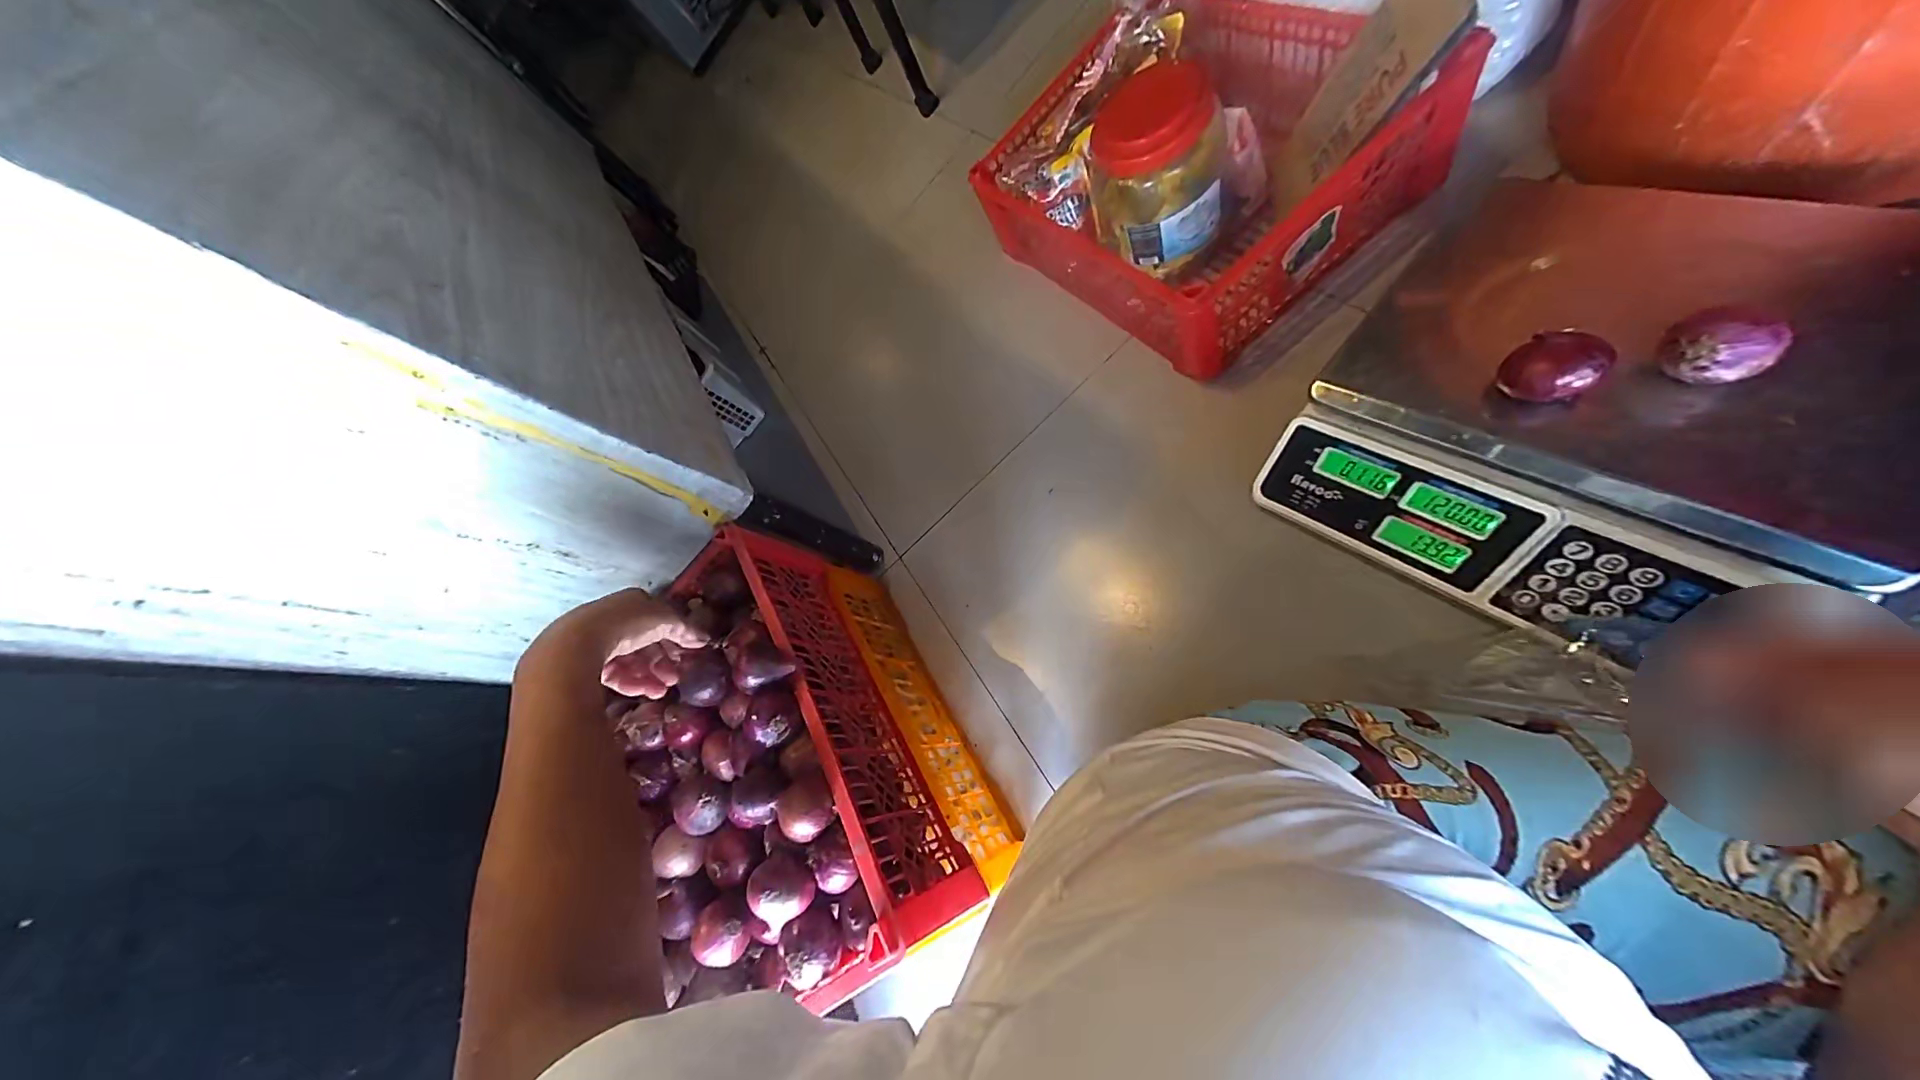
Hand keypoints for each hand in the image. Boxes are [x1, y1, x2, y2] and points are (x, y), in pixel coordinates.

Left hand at [524, 588, 708, 696]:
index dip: (675, 636)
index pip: (658, 619)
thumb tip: (702, 638)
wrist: (576, 646)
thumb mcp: (664, 620)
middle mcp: (612, 619)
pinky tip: (645, 693)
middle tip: (677, 677)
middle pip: (643, 642)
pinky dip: (630, 684)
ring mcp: (595, 642)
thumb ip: (685, 628)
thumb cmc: (624, 625)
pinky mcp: (582, 665)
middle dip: (662, 661)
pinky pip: (612, 675)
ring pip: (629, 661)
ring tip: (663, 691)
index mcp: (630, 602)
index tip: (688, 652)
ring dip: (650, 676)